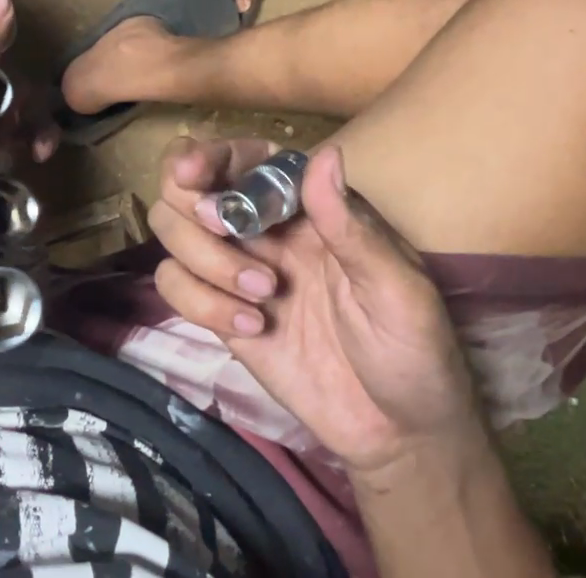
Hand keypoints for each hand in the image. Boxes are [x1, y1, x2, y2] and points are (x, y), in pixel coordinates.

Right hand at [148, 138, 483, 473]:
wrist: (398, 432)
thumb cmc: (413, 350)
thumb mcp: (398, 288)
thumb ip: (351, 225)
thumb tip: (325, 153)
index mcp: (306, 207)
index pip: (242, 158)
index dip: (209, 156)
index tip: (194, 175)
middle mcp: (262, 229)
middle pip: (188, 189)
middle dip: (191, 206)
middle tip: (219, 230)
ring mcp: (234, 270)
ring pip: (171, 232)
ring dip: (204, 257)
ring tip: (262, 295)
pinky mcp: (217, 313)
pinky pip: (174, 285)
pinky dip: (200, 302)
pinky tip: (251, 328)